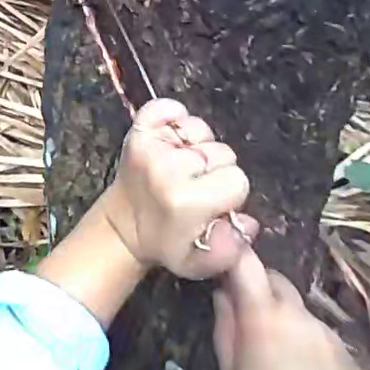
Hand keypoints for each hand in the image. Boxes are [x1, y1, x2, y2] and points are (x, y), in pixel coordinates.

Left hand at [100, 99, 258, 279]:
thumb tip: (247, 222)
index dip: (231, 193)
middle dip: (215, 171)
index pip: (237, 180)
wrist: (122, 226)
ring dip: (198, 145)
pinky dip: (174, 116)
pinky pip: (166, 106)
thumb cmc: (166, 244)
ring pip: (200, 129)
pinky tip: (173, 139)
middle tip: (196, 187)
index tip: (214, 203)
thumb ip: (232, 248)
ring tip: (184, 167)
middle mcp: (168, 167)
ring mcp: (150, 144)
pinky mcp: (138, 129)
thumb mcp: (201, 262)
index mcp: (186, 201)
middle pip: (222, 152)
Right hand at [212, 251, 369, 369]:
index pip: (246, 260)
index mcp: (265, 315)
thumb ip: (225, 332)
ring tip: (272, 361)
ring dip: (278, 318)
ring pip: (293, 308)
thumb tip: (222, 296)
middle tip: (241, 321)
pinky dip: (300, 339)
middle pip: (272, 279)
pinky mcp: (346, 349)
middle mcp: (298, 312)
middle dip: (254, 288)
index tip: (217, 266)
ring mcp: (326, 329)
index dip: (231, 254)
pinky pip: (313, 330)